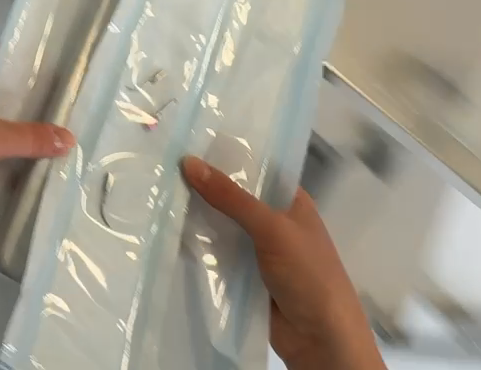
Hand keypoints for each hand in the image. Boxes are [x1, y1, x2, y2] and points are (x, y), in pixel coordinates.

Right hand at [182, 156, 384, 369]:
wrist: (322, 343)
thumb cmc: (308, 274)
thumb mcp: (271, 227)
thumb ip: (230, 197)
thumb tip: (188, 161)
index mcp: (290, 200)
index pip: (255, 166)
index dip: (226, 153)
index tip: (188, 138)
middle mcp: (274, 220)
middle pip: (235, 195)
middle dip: (205, 184)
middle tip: (163, 162)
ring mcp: (259, 249)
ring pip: (224, 224)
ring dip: (199, 214)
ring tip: (159, 190)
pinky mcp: (245, 275)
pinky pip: (218, 252)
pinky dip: (200, 244)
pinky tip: (170, 228)